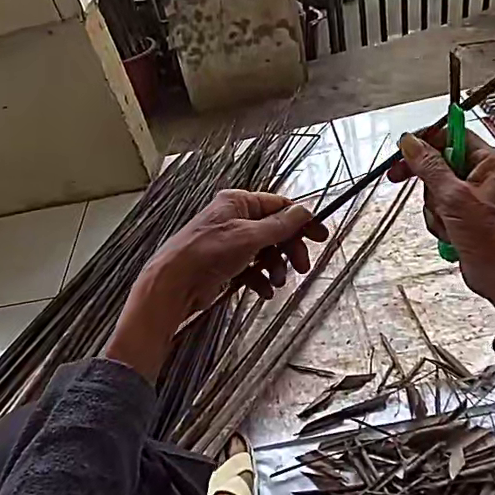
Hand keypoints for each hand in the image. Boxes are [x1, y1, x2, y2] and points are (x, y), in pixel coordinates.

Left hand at [102, 190, 329, 377]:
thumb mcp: (250, 236)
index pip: (279, 206)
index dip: (301, 221)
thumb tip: (304, 212)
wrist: (174, 284)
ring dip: (275, 267)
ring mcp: (229, 243)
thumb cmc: (206, 253)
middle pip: (275, 231)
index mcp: (238, 203)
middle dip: (289, 249)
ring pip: (265, 252)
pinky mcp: (225, 265)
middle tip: (302, 266)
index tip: (320, 236)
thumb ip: (280, 225)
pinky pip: (252, 269)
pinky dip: (260, 279)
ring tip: (276, 281)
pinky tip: (263, 291)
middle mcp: (234, 219)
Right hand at [389, 128, 494, 321]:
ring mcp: (474, 199)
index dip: (426, 140)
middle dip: (427, 183)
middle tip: (400, 177)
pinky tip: (451, 235)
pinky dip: (438, 223)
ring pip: (435, 191)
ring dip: (434, 209)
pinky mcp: (465, 219)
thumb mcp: (455, 198)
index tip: (405, 149)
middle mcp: (484, 178)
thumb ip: (430, 167)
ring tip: (449, 223)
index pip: (453, 135)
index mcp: (490, 164)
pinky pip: (439, 211)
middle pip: (439, 164)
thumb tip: (411, 143)